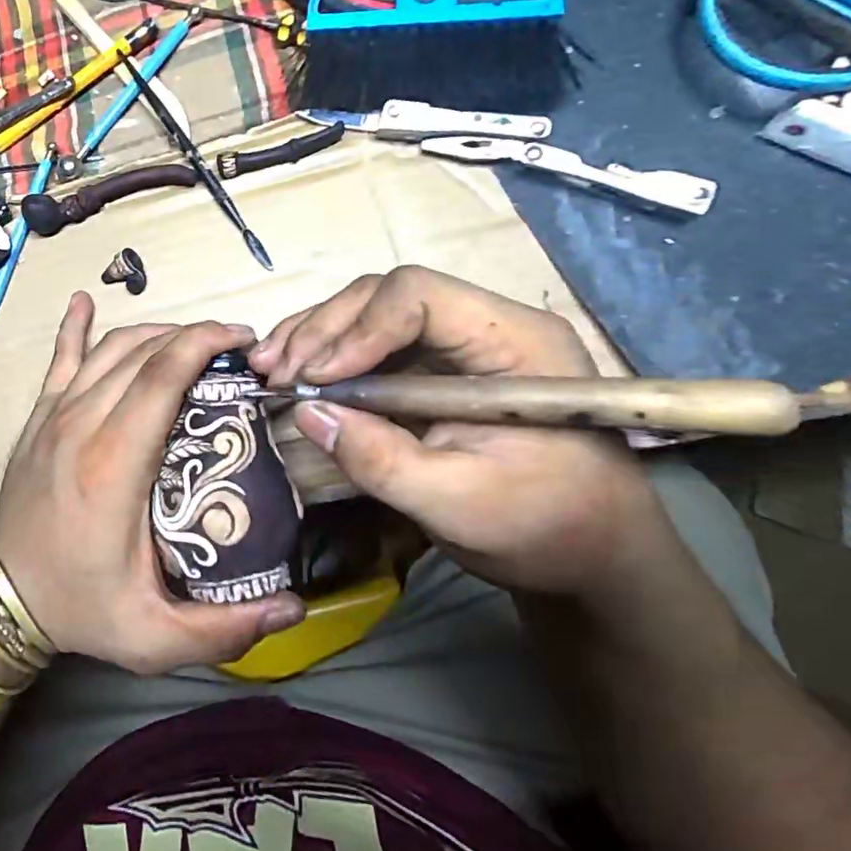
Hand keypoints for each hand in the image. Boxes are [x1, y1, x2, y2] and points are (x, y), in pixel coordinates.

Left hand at [0, 292, 304, 674]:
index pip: (162, 376)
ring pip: (107, 350)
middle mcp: (80, 426)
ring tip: (191, 343)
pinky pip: (59, 360)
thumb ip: (225, 628)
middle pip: (141, 353)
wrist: (2, 598)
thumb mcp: (153, 638)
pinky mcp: (37, 419)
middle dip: (192, 336)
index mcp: (113, 465)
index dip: (205, 343)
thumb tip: (295, 607)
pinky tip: (83, 301)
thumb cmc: (79, 609)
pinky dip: (75, 328)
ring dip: (154, 334)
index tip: (243, 341)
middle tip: (233, 349)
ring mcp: (53, 416)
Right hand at [249, 266, 670, 596]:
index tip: (316, 379)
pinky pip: (365, 347)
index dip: (359, 330)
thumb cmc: (542, 529)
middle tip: (273, 373)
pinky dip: (320, 357)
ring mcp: (451, 348)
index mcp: (513, 344)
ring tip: (265, 367)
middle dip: (321, 332)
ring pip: (365, 314)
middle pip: (382, 297)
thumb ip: (380, 459)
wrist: (585, 553)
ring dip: (310, 338)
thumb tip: (305, 412)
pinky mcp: (427, 372)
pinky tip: (286, 372)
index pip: (420, 298)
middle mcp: (481, 329)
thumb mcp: (457, 504)